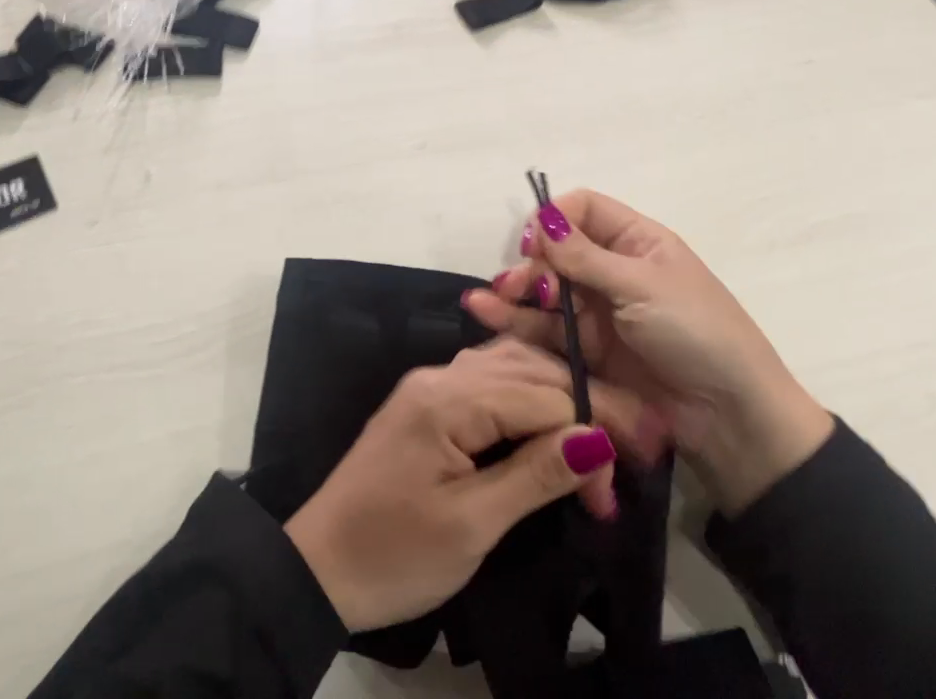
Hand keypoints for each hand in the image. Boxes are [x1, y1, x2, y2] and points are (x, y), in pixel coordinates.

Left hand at [283, 339, 655, 632]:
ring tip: (593, 442)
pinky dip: (526, 395)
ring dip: (557, 397)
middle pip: (531, 370)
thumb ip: (535, 475)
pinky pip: (487, 380)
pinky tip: (547, 421)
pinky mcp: (424, 404)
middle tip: (620, 466)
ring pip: (511, 366)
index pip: (545, 397)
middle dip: (582, 412)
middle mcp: (439, 377)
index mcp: (447, 400)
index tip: (609, 499)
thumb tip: (597, 439)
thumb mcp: (471, 526)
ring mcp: (428, 386)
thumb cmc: (393, 556)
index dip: (589, 439)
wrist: (315, 570)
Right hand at [462, 189, 833, 514]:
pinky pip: (545, 330)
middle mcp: (613, 271)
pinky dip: (515, 321)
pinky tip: (484, 311)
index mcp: (637, 242)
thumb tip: (543, 218)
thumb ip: (586, 256)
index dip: (555, 218)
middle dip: (533, 262)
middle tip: (518, 285)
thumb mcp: (643, 286)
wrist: (728, 415)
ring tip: (488, 301)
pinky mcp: (586, 353)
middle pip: (557, 250)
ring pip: (545, 291)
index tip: (536, 243)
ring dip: (516, 290)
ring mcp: (598, 313)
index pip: (583, 209)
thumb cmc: (696, 333)